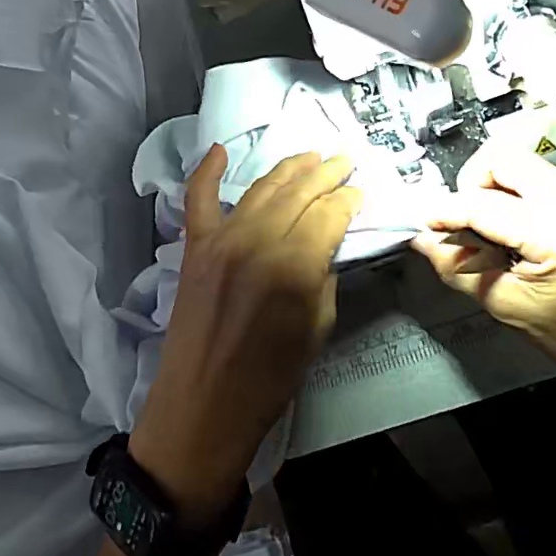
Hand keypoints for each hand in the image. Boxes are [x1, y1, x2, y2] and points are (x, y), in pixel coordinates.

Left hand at [130, 145, 360, 522]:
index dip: (350, 199)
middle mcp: (258, 240)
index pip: (330, 213)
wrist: (204, 404)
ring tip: (311, 155)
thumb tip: (328, 243)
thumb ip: (324, 274)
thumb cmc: (272, 376)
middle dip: (327, 172)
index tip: (361, 192)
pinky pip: (198, 199)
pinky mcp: (194, 248)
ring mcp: (221, 240)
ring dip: (289, 167)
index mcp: (295, 265)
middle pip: (300, 192)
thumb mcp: (319, 325)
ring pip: (261, 188)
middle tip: (346, 159)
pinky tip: (220, 150)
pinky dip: (208, 172)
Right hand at [411, 146, 555, 401]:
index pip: (483, 204)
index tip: (427, 223)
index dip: (446, 213)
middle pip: (501, 158)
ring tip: (488, 231)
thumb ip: (458, 267)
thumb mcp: (506, 305)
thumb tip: (426, 239)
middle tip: (462, 224)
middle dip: (470, 186)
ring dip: (490, 190)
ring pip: (515, 163)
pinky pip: (532, 176)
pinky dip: (509, 195)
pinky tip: (509, 230)